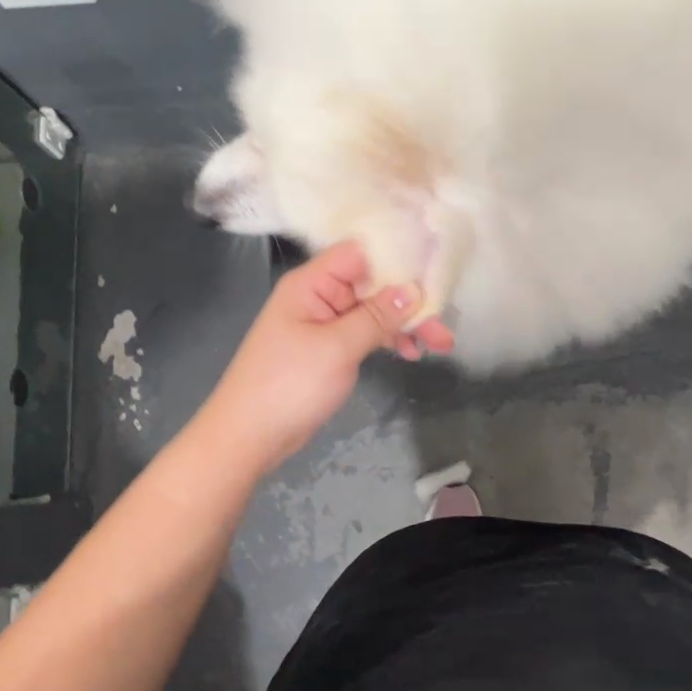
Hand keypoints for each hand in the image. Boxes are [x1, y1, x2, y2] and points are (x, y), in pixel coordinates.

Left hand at [202, 241, 455, 469]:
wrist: (247, 438)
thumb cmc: (287, 386)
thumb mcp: (338, 348)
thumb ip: (377, 316)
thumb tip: (414, 290)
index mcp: (312, 283)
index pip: (362, 252)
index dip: (399, 257)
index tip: (436, 271)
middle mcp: (319, 294)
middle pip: (373, 283)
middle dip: (410, 301)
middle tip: (444, 328)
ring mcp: (324, 321)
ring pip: (374, 309)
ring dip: (405, 323)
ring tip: (439, 345)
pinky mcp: (329, 346)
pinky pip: (366, 331)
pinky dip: (389, 339)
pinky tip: (410, 353)